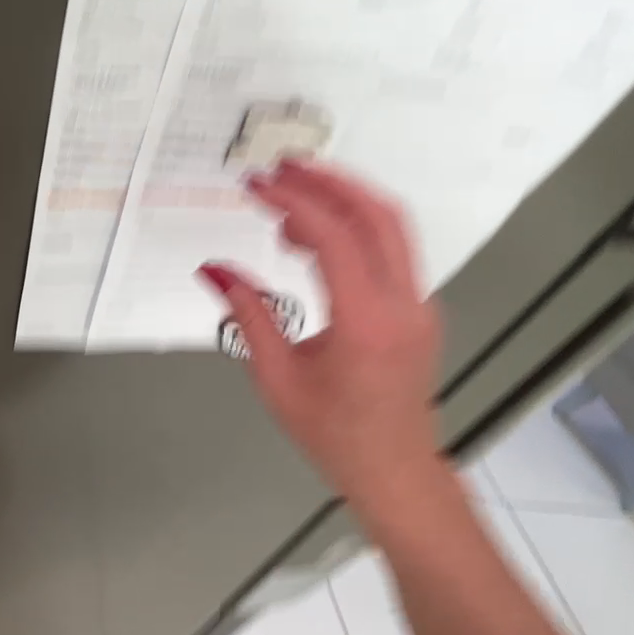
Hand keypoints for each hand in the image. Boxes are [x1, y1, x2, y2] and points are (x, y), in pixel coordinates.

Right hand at [196, 159, 444, 509]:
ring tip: (289, 197)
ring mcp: (420, 303)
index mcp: (366, 322)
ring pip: (392, 227)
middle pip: (378, 215)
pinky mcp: (418, 308)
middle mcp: (405, 303)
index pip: (333, 238)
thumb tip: (213, 268)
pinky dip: (353, 228)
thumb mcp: (275, 375)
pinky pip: (392, 250)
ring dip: (345, 199)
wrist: (394, 468)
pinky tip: (313, 237)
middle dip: (329, 181)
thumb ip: (248, 313)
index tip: (255, 184)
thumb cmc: (331, 432)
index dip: (292, 202)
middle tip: (282, 166)